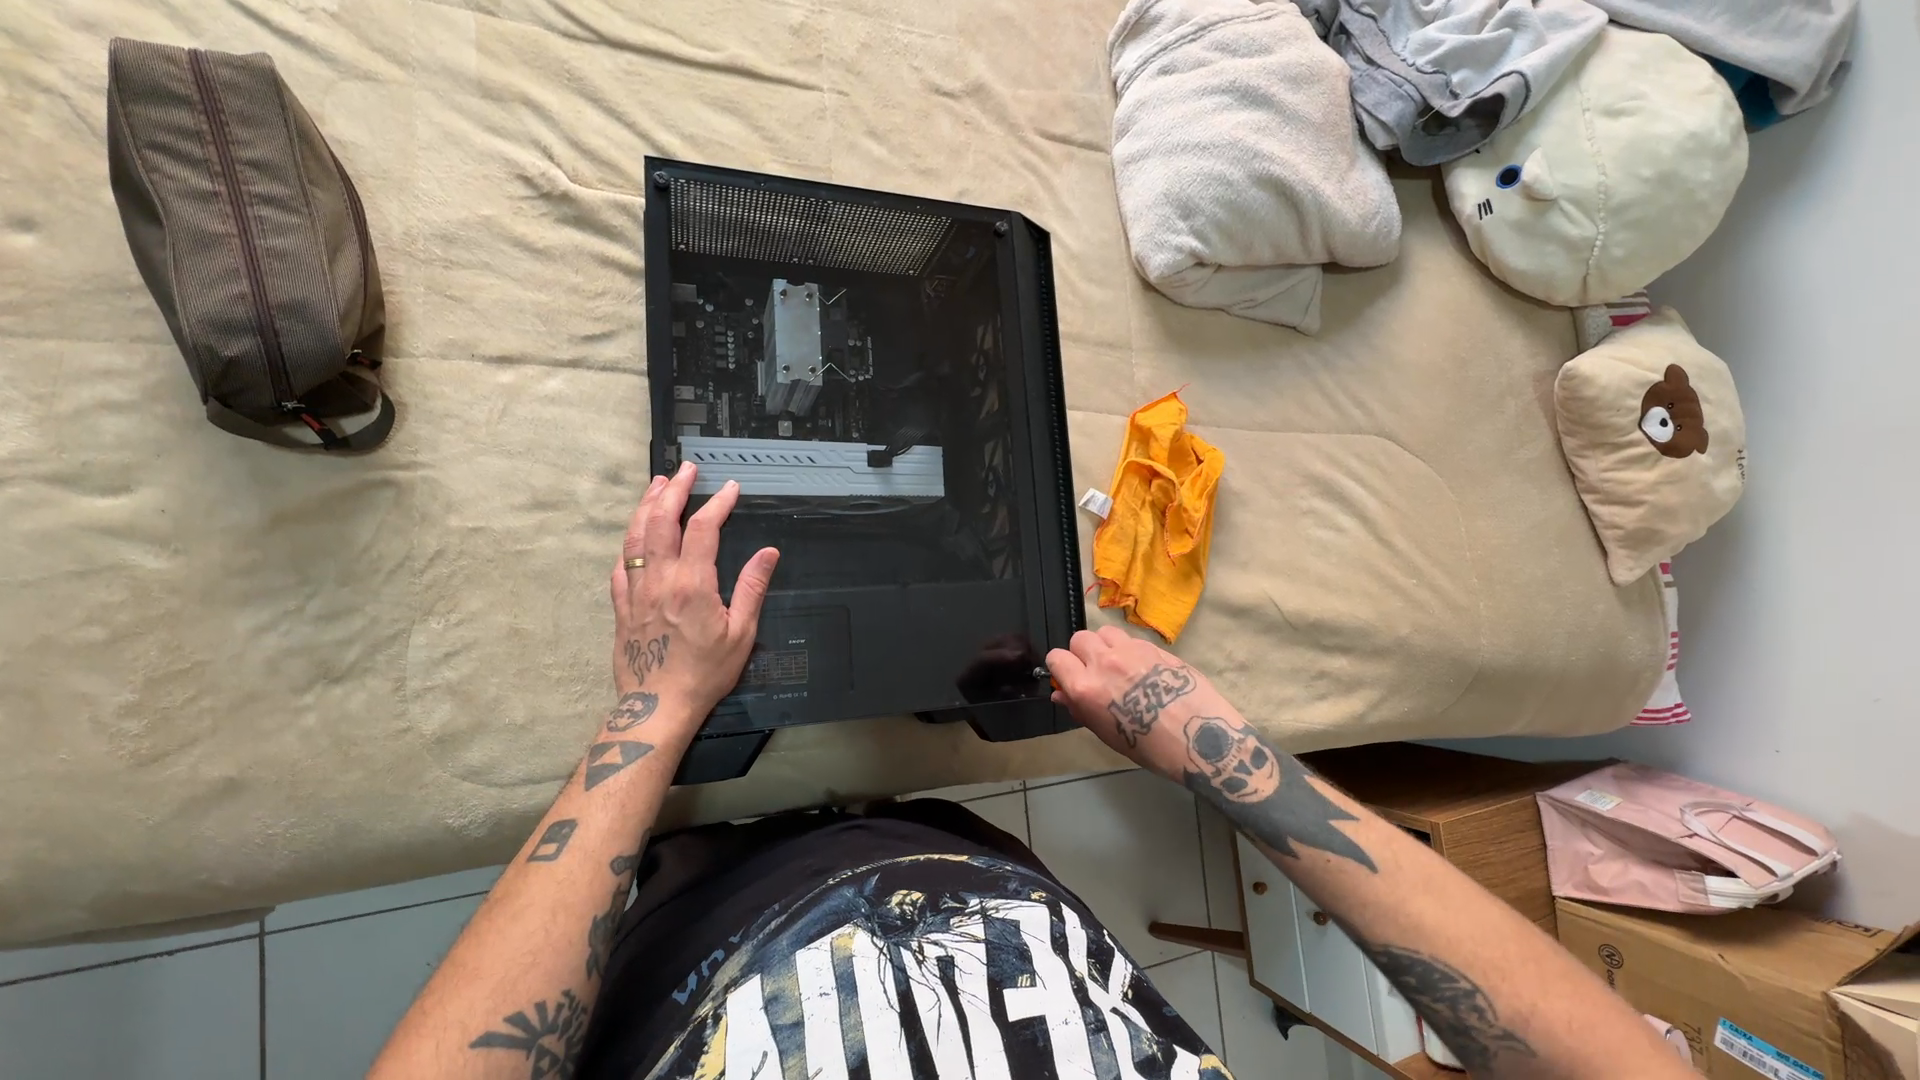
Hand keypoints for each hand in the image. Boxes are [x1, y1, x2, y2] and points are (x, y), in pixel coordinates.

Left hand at [609, 463, 778, 732]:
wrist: (658, 707)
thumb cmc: (705, 673)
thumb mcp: (741, 633)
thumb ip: (752, 587)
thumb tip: (768, 552)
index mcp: (693, 585)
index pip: (704, 529)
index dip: (717, 503)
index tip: (730, 489)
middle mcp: (660, 580)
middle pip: (662, 521)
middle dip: (674, 490)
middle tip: (687, 470)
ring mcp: (636, 591)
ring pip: (636, 536)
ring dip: (646, 506)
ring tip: (657, 485)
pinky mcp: (621, 606)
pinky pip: (620, 566)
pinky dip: (629, 543)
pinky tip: (635, 534)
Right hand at [1046, 627, 1233, 781]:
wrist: (1200, 738)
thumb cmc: (1150, 748)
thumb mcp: (1107, 735)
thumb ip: (1081, 709)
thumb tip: (1061, 695)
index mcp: (1087, 688)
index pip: (1057, 659)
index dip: (1059, 668)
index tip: (1067, 678)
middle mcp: (1104, 662)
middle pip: (1079, 639)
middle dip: (1081, 654)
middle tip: (1093, 673)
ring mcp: (1131, 650)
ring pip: (1104, 632)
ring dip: (1104, 645)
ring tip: (1116, 665)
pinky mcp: (1154, 646)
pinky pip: (1129, 639)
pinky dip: (1127, 649)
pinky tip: (1141, 668)